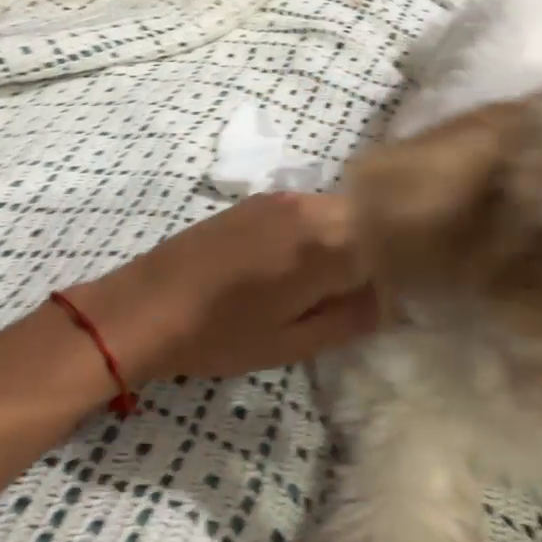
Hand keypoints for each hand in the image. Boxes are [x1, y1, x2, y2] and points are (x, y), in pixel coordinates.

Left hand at [66, 192, 376, 383]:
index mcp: (328, 244)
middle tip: (358, 296)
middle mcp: (311, 207)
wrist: (144, 306)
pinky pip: (310, 210)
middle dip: (376, 254)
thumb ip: (351, 318)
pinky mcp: (258, 200)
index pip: (393, 249)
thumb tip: (389, 302)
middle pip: (370, 222)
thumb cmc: (220, 334)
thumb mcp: (292, 342)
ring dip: (348, 242)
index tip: (387, 303)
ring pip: (341, 213)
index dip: (397, 277)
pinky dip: (320, 232)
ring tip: (325, 284)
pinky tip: (295, 266)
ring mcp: (282, 198)